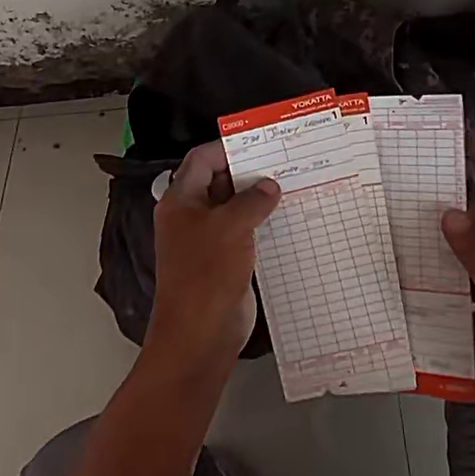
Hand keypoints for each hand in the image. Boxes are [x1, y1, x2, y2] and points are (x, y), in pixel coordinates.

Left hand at [145, 142, 279, 367]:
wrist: (200, 334)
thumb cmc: (207, 273)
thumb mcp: (231, 226)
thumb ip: (252, 200)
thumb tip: (270, 186)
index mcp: (182, 201)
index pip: (202, 159)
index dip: (228, 146)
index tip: (261, 141)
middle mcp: (192, 215)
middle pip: (220, 180)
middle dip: (249, 169)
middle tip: (284, 158)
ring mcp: (208, 238)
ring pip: (235, 205)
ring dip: (259, 196)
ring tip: (292, 182)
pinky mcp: (225, 258)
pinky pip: (245, 229)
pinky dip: (263, 220)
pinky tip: (288, 214)